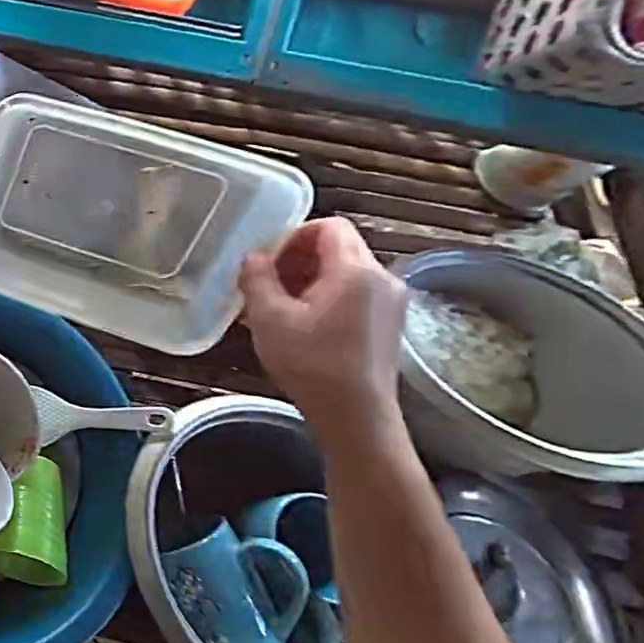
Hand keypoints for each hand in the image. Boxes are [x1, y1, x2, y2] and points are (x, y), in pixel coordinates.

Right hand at [239, 218, 406, 442]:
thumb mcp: (269, 319)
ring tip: (277, 309)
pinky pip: (353, 294)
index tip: (266, 262)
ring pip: (344, 272)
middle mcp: (381, 278)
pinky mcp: (388, 323)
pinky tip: (300, 326)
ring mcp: (390, 301)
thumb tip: (254, 257)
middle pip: (337, 248)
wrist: (355, 415)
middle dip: (296, 260)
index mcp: (356, 270)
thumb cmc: (311, 364)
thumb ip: (258, 279)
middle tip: (264, 286)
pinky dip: (324, 298)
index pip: (328, 226)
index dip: (292, 236)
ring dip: (307, 280)